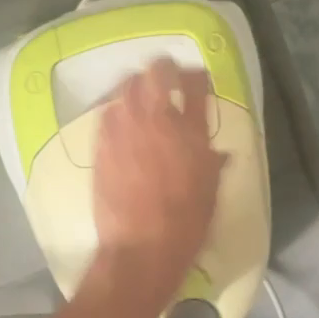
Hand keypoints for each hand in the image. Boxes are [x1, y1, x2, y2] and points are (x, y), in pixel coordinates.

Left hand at [91, 58, 224, 300]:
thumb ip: (212, 164)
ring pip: (127, 86)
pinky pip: (107, 111)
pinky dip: (115, 106)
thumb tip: (217, 153)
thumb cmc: (185, 225)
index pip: (196, 86)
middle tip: (165, 77)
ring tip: (139, 91)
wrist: (141, 247)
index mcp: (192, 133)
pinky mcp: (101, 144)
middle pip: (158, 74)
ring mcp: (125, 130)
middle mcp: (158, 121)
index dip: (196, 76)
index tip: (196, 78)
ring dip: (136, 84)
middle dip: (163, 70)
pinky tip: (118, 115)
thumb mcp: (210, 193)